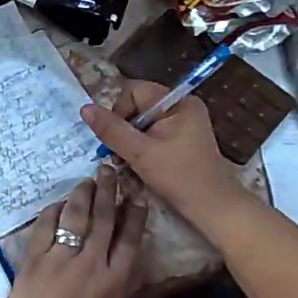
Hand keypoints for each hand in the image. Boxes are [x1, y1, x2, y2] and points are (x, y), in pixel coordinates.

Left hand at [0, 165, 153, 297]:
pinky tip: (58, 204)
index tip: (138, 198)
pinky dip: (52, 212)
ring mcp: (60, 260)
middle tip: (111, 170)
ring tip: (88, 179)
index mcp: (115, 284)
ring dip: (83, 195)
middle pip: (103, 220)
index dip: (135, 216)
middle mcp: (90, 264)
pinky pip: (44, 228)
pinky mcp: (33, 261)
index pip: (129, 240)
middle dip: (109, 192)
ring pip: (75, 218)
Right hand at [80, 80, 252, 225]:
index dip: (119, 111)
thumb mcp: (140, 153)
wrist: (212, 207)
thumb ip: (112, 130)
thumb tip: (84, 109)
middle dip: (123, 130)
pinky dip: (142, 149)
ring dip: (130, 142)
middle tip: (119, 156)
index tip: (118, 139)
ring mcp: (183, 123)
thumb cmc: (179, 177)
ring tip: (128, 164)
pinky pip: (152, 135)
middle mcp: (181, 106)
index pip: (134, 91)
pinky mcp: (182, 139)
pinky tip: (140, 166)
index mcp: (177, 102)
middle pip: (137, 106)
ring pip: (142, 123)